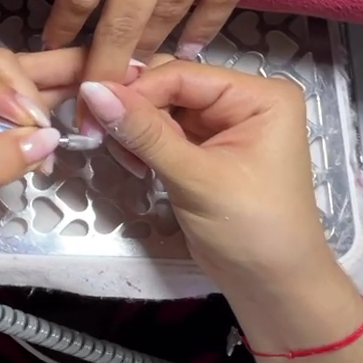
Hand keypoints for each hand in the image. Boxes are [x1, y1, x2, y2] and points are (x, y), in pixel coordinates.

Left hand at [0, 31, 102, 279]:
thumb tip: (43, 140)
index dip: (2, 83)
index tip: (23, 125)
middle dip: (25, 98)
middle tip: (42, 142)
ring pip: (11, 75)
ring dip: (42, 100)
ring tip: (81, 117)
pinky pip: (11, 95)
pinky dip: (42, 104)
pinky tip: (79, 105)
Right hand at [75, 61, 331, 287]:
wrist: (272, 287)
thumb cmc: (252, 230)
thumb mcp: (195, 177)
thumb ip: (144, 132)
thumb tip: (93, 90)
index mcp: (259, 96)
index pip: (182, 75)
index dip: (135, 90)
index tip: (91, 109)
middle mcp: (242, 102)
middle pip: (169, 86)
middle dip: (133, 109)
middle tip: (98, 133)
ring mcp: (221, 125)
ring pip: (159, 108)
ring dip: (134, 130)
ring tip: (126, 160)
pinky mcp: (202, 148)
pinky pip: (161, 130)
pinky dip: (141, 144)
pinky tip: (134, 164)